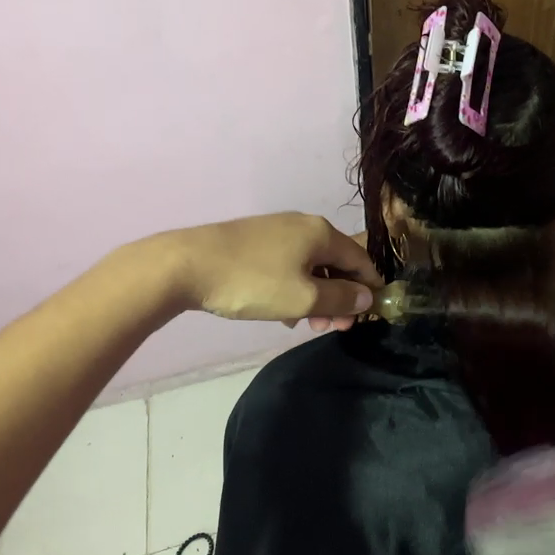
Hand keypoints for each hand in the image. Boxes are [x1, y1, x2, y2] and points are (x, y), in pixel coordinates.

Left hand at [110, 213, 380, 327]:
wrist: (186, 264)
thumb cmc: (253, 282)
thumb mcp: (303, 299)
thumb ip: (340, 298)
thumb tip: (368, 296)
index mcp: (322, 232)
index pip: (361, 259)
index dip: (368, 289)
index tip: (363, 319)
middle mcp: (304, 224)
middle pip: (336, 262)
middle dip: (338, 297)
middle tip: (329, 329)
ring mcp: (278, 230)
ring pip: (310, 265)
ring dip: (315, 295)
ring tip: (302, 325)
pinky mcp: (255, 240)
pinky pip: (289, 264)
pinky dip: (294, 286)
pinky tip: (280, 310)